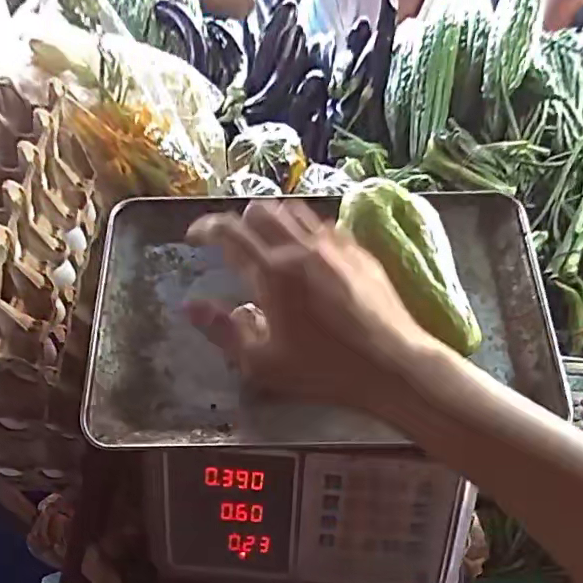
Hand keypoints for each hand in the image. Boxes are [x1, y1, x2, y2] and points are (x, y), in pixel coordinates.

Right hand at [185, 200, 452, 414]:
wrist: (392, 365)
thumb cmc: (324, 372)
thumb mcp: (264, 364)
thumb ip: (224, 332)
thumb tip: (189, 306)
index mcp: (272, 273)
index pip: (229, 232)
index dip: (206, 228)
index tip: (195, 237)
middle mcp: (302, 248)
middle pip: (262, 211)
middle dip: (239, 222)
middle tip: (233, 245)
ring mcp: (336, 246)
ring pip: (295, 212)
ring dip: (274, 221)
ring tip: (270, 245)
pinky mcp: (361, 254)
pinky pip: (326, 227)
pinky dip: (307, 232)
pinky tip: (310, 256)